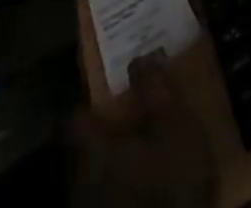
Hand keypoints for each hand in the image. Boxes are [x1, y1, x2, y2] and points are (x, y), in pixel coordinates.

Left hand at [70, 53, 217, 207]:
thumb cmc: (169, 186)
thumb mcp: (175, 127)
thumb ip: (156, 90)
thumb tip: (142, 55)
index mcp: (91, 151)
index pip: (76, 119)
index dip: (92, 103)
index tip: (114, 92)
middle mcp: (80, 181)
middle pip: (87, 148)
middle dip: (110, 133)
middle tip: (140, 118)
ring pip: (99, 176)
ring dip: (120, 163)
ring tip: (152, 153)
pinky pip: (112, 199)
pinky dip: (127, 189)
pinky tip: (152, 188)